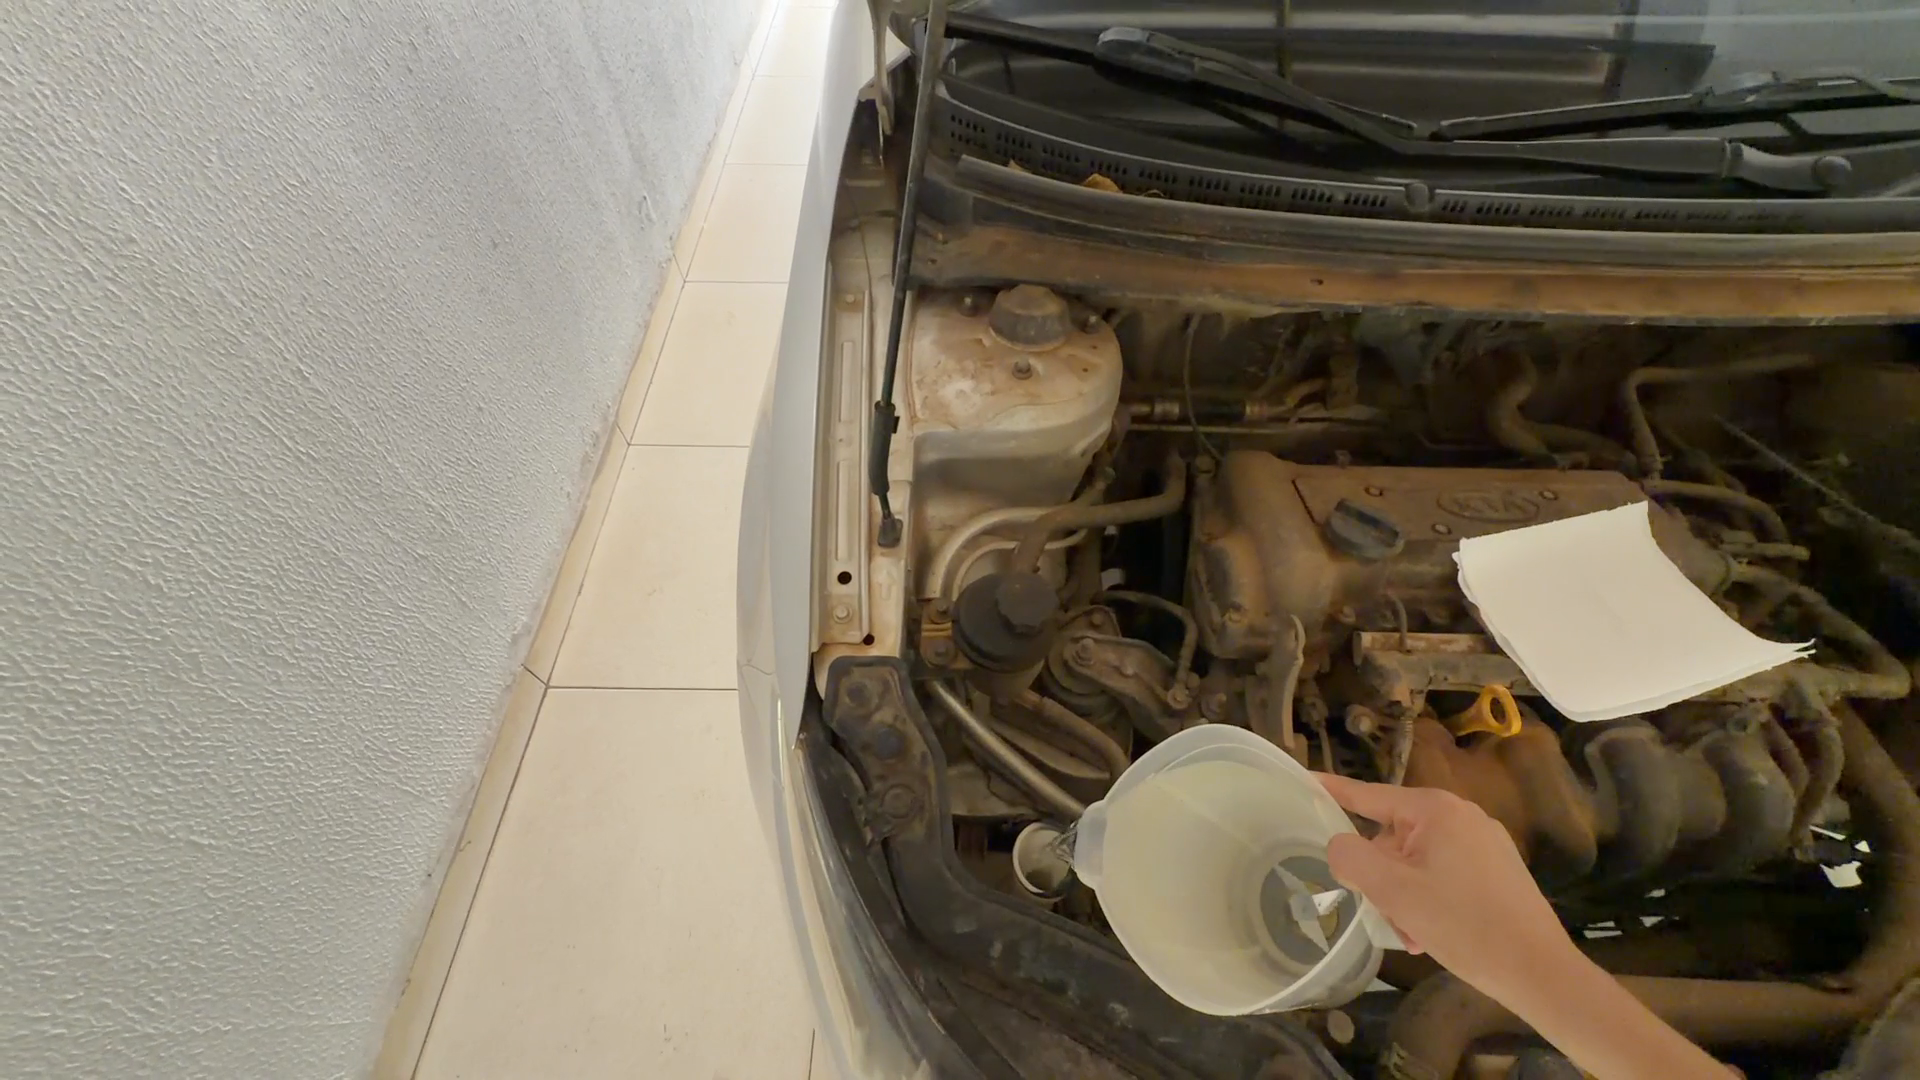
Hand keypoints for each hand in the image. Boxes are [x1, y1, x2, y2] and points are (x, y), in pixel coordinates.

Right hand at [1316, 773, 1577, 1000]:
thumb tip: (1339, 846)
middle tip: (1382, 910)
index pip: (1367, 794)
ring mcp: (1484, 841)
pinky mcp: (1498, 868)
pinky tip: (1433, 930)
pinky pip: (1443, 870)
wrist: (1544, 977)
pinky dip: (1428, 895)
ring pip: (1416, 857)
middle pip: (1391, 834)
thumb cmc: (1465, 927)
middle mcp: (1461, 814)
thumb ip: (1350, 857)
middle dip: (1379, 872)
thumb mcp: (1393, 891)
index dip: (1331, 790)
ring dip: (1403, 890)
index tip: (1304, 779)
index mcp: (1435, 810)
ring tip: (1411, 931)